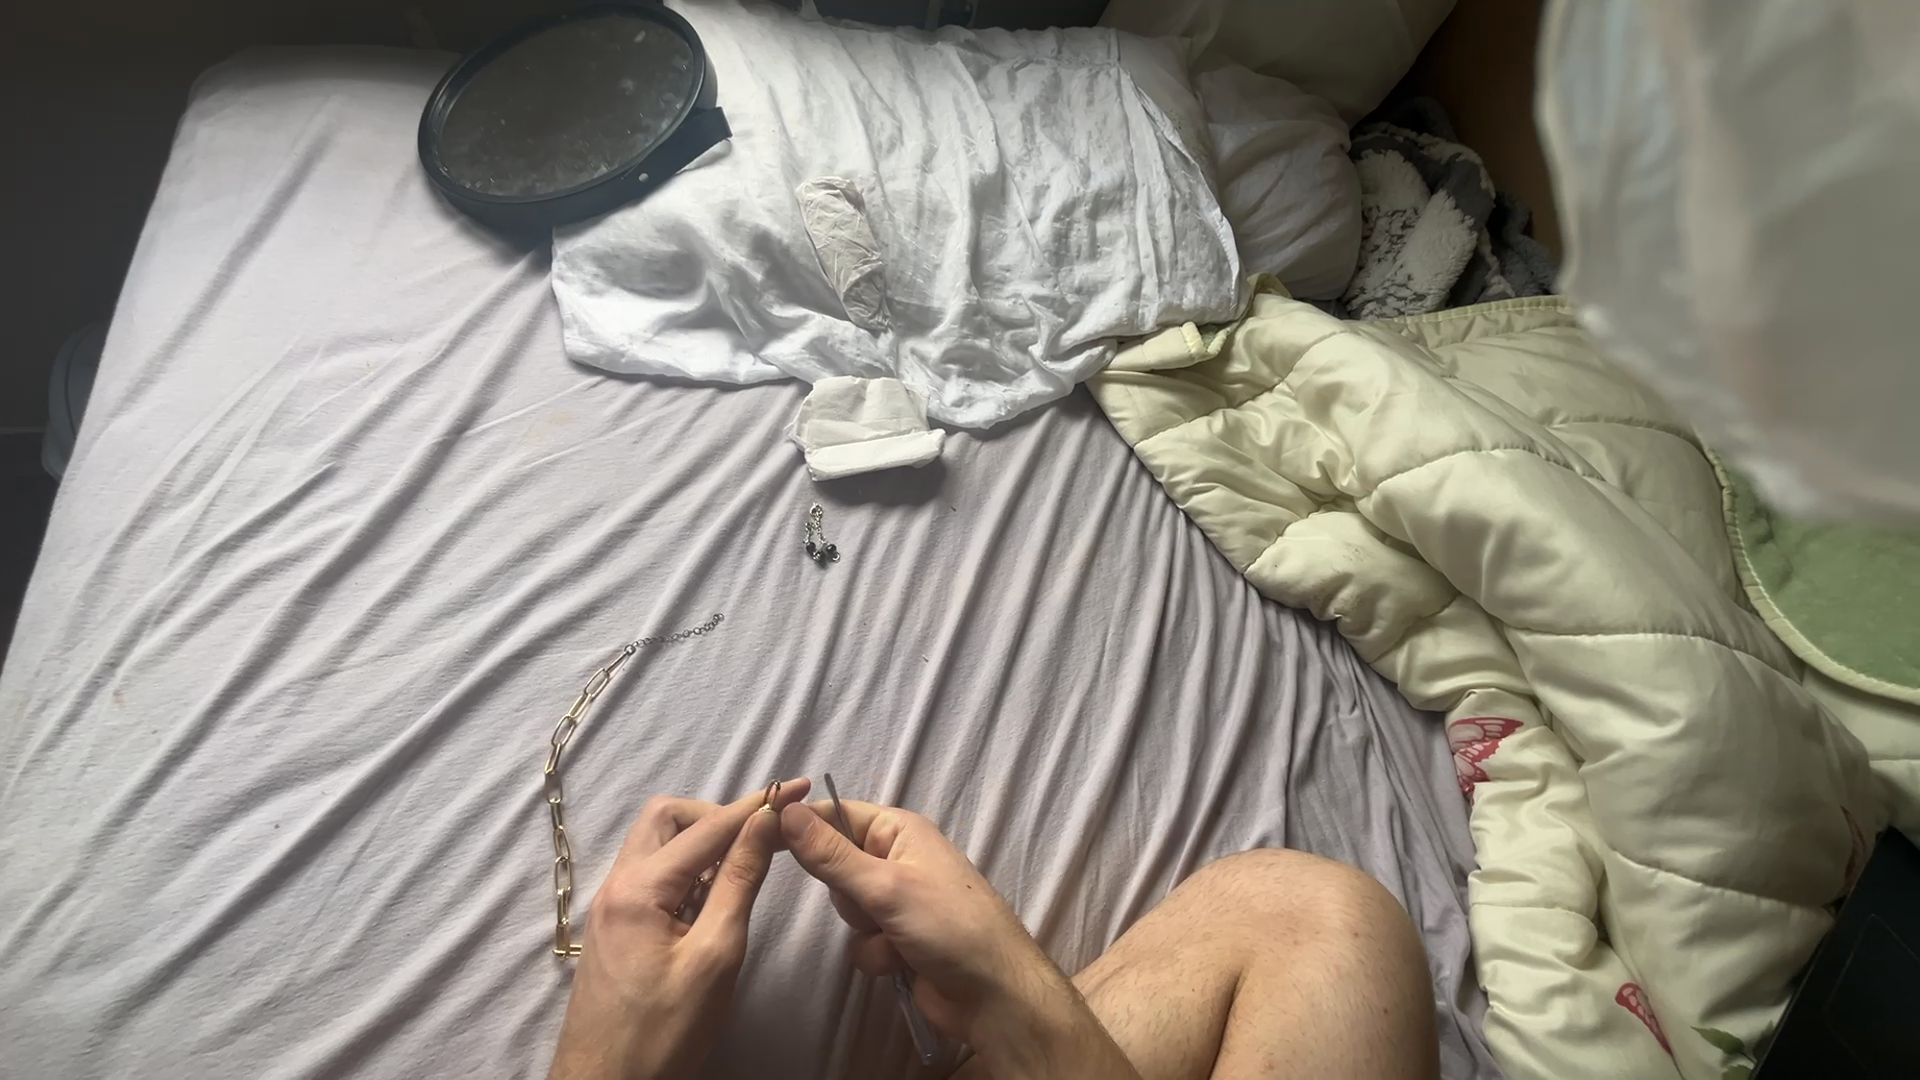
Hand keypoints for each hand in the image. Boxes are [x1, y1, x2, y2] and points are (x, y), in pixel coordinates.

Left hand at [548, 778, 810, 1079]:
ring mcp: (611, 906)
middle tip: (755, 841)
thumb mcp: (716, 954)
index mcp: (639, 888)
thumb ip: (741, 878)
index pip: (709, 826)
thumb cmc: (663, 1035)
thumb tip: (765, 819)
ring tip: (737, 873)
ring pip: (658, 843)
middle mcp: (617, 884)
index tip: (798, 786)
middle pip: (669, 818)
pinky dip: (687, 870)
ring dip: (702, 843)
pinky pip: (653, 873)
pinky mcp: (615, 927)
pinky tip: (709, 900)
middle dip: (717, 817)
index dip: (758, 803)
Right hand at [779, 800, 1140, 1078]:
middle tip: (871, 902)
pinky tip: (903, 963)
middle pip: (838, 865)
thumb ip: (831, 854)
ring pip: (847, 908)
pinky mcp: (897, 938)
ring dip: (864, 929)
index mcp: (899, 830)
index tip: (766, 832)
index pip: (839, 814)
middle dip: (848, 894)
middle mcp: (897, 858)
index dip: (806, 824)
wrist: (991, 993)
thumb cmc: (946, 923)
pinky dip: (876, 955)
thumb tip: (787, 811)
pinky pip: (861, 941)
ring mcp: (897, 900)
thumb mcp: (884, 885)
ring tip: (896, 936)